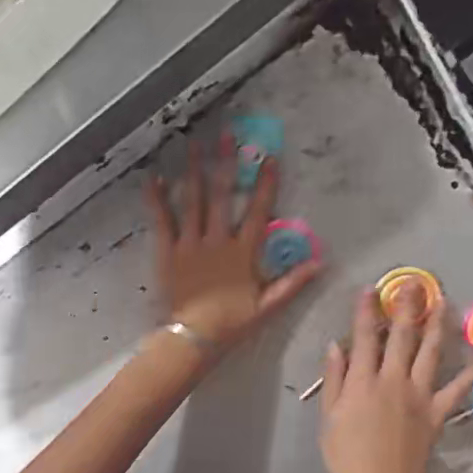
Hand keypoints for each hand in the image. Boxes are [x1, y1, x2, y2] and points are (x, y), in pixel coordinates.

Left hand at [145, 134, 322, 351]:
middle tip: (225, 135)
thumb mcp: (266, 306)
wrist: (195, 337)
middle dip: (225, 163)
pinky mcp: (168, 252)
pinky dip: (157, 199)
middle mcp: (218, 240)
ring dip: (193, 170)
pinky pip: (162, 220)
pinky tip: (153, 177)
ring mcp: (191, 244)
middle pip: (223, 195)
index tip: (270, 159)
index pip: (258, 212)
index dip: (266, 184)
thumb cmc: (231, 324)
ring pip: (193, 200)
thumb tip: (319, 263)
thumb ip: (291, 283)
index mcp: (243, 252)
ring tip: (192, 144)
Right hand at [320, 286, 472, 472]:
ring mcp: (418, 394)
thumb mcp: (328, 420)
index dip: (365, 312)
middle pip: (399, 336)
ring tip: (440, 300)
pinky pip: (461, 384)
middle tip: (411, 285)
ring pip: (429, 350)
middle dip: (404, 307)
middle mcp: (392, 380)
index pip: (362, 338)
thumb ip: (334, 381)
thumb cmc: (347, 460)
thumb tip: (335, 348)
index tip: (368, 291)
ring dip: (435, 323)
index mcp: (361, 383)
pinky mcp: (438, 410)